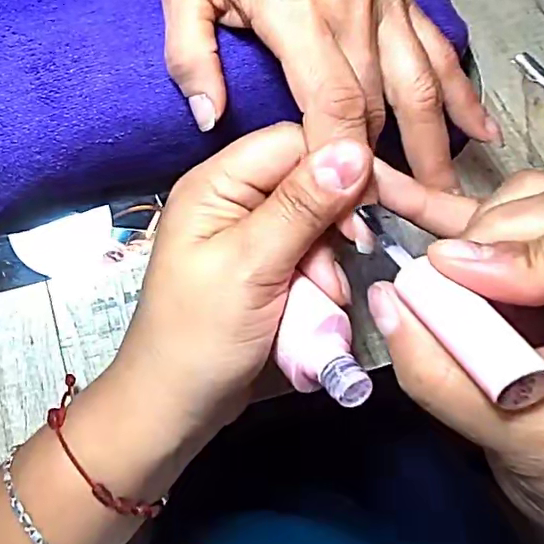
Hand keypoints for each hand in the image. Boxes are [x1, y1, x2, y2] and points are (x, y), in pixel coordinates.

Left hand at [110, 124, 369, 441]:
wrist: (177, 400)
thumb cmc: (200, 332)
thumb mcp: (252, 265)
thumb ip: (301, 207)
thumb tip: (350, 148)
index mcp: (213, 182)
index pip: (288, 142)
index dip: (335, 165)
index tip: (367, 211)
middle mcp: (228, 196)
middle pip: (306, 179)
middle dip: (332, 223)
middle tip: (336, 267)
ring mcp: (244, 229)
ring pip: (315, 220)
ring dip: (328, 259)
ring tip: (319, 298)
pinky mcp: (261, 261)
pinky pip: (308, 252)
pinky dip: (321, 278)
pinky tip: (315, 307)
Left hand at [161, 0, 496, 192]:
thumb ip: (190, 57)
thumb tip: (208, 118)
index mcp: (297, 10)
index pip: (331, 99)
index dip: (340, 155)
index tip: (343, 200)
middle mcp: (353, 6)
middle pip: (378, 101)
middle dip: (382, 163)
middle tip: (385, 216)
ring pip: (420, 82)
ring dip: (431, 141)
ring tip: (441, 194)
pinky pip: (438, 48)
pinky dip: (460, 92)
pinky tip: (479, 129)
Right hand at [369, 167, 543, 543]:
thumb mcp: (535, 455)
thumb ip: (454, 381)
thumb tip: (391, 301)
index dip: (540, 253)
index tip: (461, 277)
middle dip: (493, 242)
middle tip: (445, 290)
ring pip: (541, 198)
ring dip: (475, 232)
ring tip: (452, 283)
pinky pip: (514, 206)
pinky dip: (451, 208)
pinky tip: (400, 194)